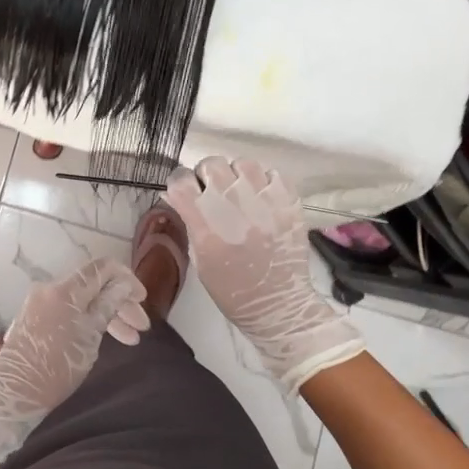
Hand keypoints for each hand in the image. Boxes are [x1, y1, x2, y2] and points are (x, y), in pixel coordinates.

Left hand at [0, 258, 148, 465]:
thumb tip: (123, 284)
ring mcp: (40, 304)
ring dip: (107, 315)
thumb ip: (108, 306)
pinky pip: (69, 311)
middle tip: (142, 327)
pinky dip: (89, 321)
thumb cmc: (57, 366)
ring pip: (83, 301)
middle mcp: (50, 289)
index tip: (143, 298)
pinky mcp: (36, 319)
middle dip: (120, 302)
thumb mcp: (90, 336)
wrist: (15, 392)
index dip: (127, 279)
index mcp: (64, 289)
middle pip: (93, 285)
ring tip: (130, 340)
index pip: (102, 268)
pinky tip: (103, 338)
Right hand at [166, 156, 364, 388]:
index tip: (184, 191)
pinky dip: (263, 179)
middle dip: (206, 175)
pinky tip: (261, 195)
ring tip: (238, 190)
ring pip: (243, 163)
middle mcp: (234, 208)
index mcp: (206, 226)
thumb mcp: (199, 259)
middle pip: (211, 165)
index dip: (179, 182)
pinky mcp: (289, 203)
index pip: (181, 181)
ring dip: (235, 174)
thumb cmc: (231, 290)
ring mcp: (265, 202)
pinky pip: (273, 173)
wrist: (278, 306)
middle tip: (211, 191)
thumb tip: (180, 196)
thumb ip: (191, 223)